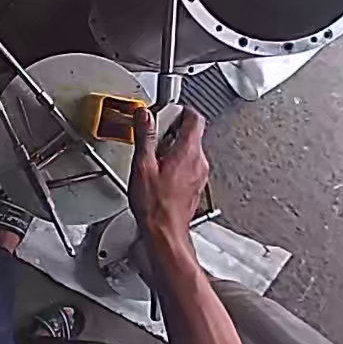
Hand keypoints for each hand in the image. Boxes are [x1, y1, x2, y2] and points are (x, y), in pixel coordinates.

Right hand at [131, 106, 208, 245]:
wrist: (164, 233)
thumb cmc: (155, 205)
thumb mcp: (142, 165)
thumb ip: (145, 135)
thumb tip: (145, 115)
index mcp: (188, 152)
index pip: (195, 118)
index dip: (179, 110)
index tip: (164, 112)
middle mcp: (199, 161)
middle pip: (191, 133)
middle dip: (171, 130)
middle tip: (152, 136)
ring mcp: (199, 174)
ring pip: (189, 149)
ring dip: (172, 147)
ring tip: (152, 157)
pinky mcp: (195, 185)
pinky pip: (188, 165)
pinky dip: (174, 162)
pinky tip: (158, 172)